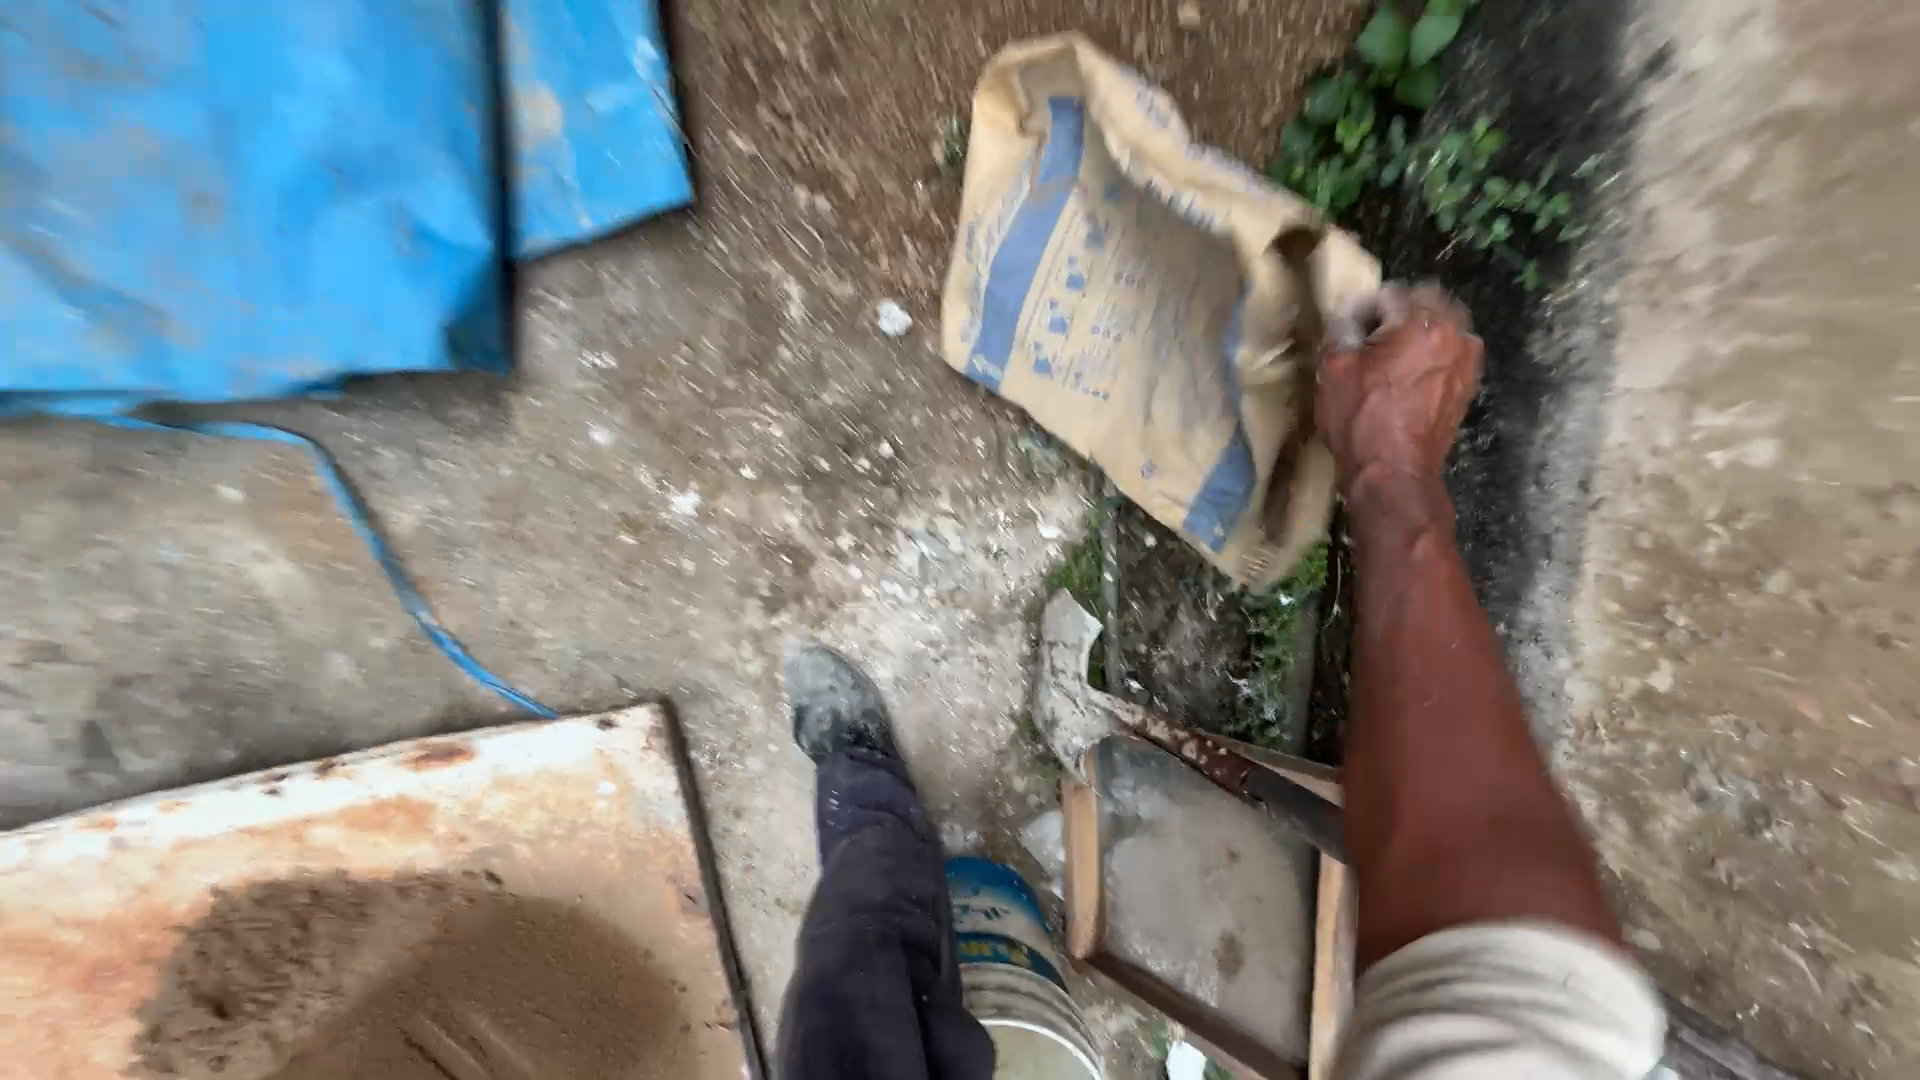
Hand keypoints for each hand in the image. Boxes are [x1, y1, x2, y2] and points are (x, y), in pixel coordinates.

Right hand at [1316, 284, 1483, 495]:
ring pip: (1441, 325)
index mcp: (1420, 322)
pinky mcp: (1469, 383)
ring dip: (1415, 331)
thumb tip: (1350, 314)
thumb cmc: (1358, 418)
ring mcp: (1468, 359)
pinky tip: (1406, 376)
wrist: (1392, 470)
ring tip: (1388, 357)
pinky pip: (1449, 352)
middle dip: (1394, 314)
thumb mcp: (1334, 368)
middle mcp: (1454, 332)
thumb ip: (1342, 328)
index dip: (1362, 308)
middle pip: (1424, 302)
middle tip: (1366, 339)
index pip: (1389, 294)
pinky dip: (1429, 354)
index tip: (1344, 329)